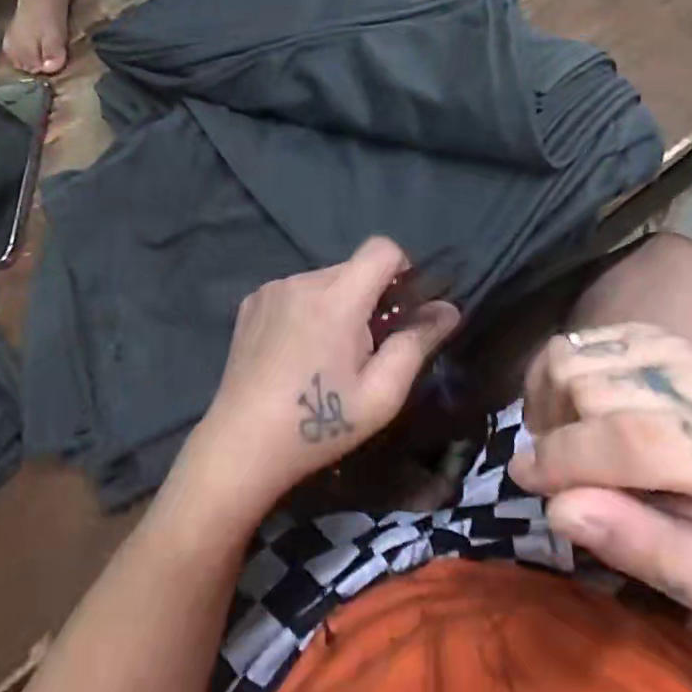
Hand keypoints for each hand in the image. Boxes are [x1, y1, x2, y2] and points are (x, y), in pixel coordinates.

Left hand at [192, 238, 459, 505]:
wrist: (243, 442)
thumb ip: (417, 342)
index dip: (401, 271)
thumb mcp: (381, 393)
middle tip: (364, 349)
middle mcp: (301, 281)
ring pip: (322, 281)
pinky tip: (296, 353)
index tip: (400, 309)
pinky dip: (306, 311)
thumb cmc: (320, 424)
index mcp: (336, 298)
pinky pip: (293, 292)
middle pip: (352, 268)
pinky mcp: (250, 303)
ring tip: (325, 356)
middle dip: (368, 298)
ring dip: (336, 305)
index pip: (381, 248)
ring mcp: (271, 290)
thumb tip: (447, 309)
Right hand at [510, 323, 691, 613]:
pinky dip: (553, 377)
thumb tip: (561, 508)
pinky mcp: (654, 335)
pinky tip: (569, 409)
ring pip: (574, 359)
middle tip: (552, 470)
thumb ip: (635, 546)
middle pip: (593, 391)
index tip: (528, 478)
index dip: (568, 458)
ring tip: (563, 439)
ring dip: (549, 403)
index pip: (637, 440)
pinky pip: (574, 341)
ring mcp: (685, 353)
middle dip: (555, 434)